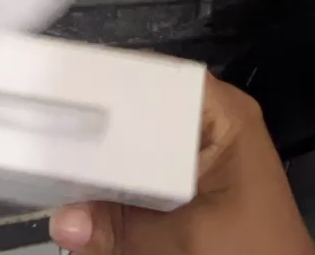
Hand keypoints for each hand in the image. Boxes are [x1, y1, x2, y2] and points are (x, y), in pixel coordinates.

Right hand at [50, 75, 314, 254]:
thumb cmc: (258, 254)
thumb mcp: (188, 241)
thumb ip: (123, 228)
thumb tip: (66, 218)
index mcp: (225, 114)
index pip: (159, 78)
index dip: (113, 83)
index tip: (70, 95)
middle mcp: (211, 124)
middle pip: (143, 109)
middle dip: (102, 127)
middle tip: (56, 131)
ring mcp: (197, 156)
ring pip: (137, 143)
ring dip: (104, 159)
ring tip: (62, 159)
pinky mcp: (186, 188)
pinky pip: (142, 175)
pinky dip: (117, 187)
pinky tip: (87, 192)